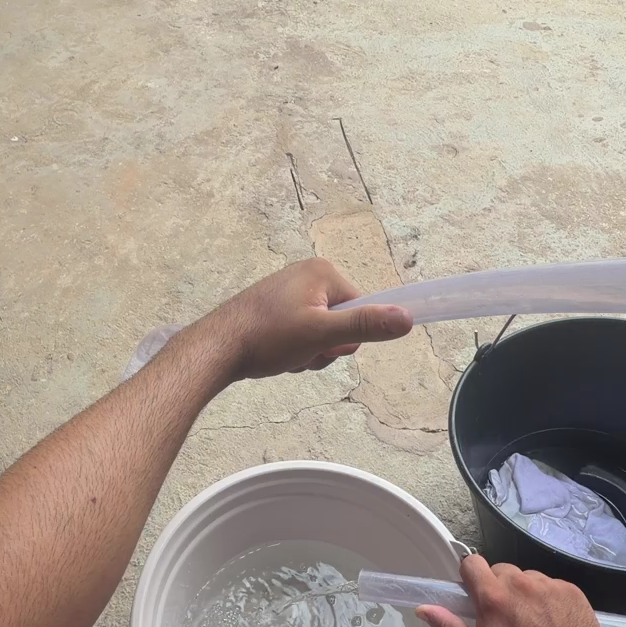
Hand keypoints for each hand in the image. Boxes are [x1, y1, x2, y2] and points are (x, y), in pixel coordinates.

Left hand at [174, 258, 412, 381]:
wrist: (217, 347)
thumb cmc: (267, 338)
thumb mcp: (321, 335)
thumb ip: (365, 326)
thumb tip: (408, 319)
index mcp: (323, 272)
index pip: (361, 308)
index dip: (347, 337)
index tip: (324, 345)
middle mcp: (307, 274)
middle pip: (341, 321)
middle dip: (325, 346)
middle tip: (302, 353)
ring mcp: (289, 290)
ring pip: (320, 331)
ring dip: (309, 352)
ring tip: (286, 354)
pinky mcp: (274, 307)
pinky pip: (300, 332)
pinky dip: (293, 349)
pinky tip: (276, 354)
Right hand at [417, 554, 605, 626]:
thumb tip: (424, 609)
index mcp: (492, 597)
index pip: (472, 562)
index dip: (471, 575)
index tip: (476, 592)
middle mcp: (520, 583)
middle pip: (501, 570)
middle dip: (500, 587)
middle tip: (506, 614)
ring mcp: (548, 585)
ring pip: (527, 577)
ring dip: (526, 592)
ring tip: (533, 620)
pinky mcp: (570, 590)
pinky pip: (552, 585)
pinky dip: (550, 598)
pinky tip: (552, 620)